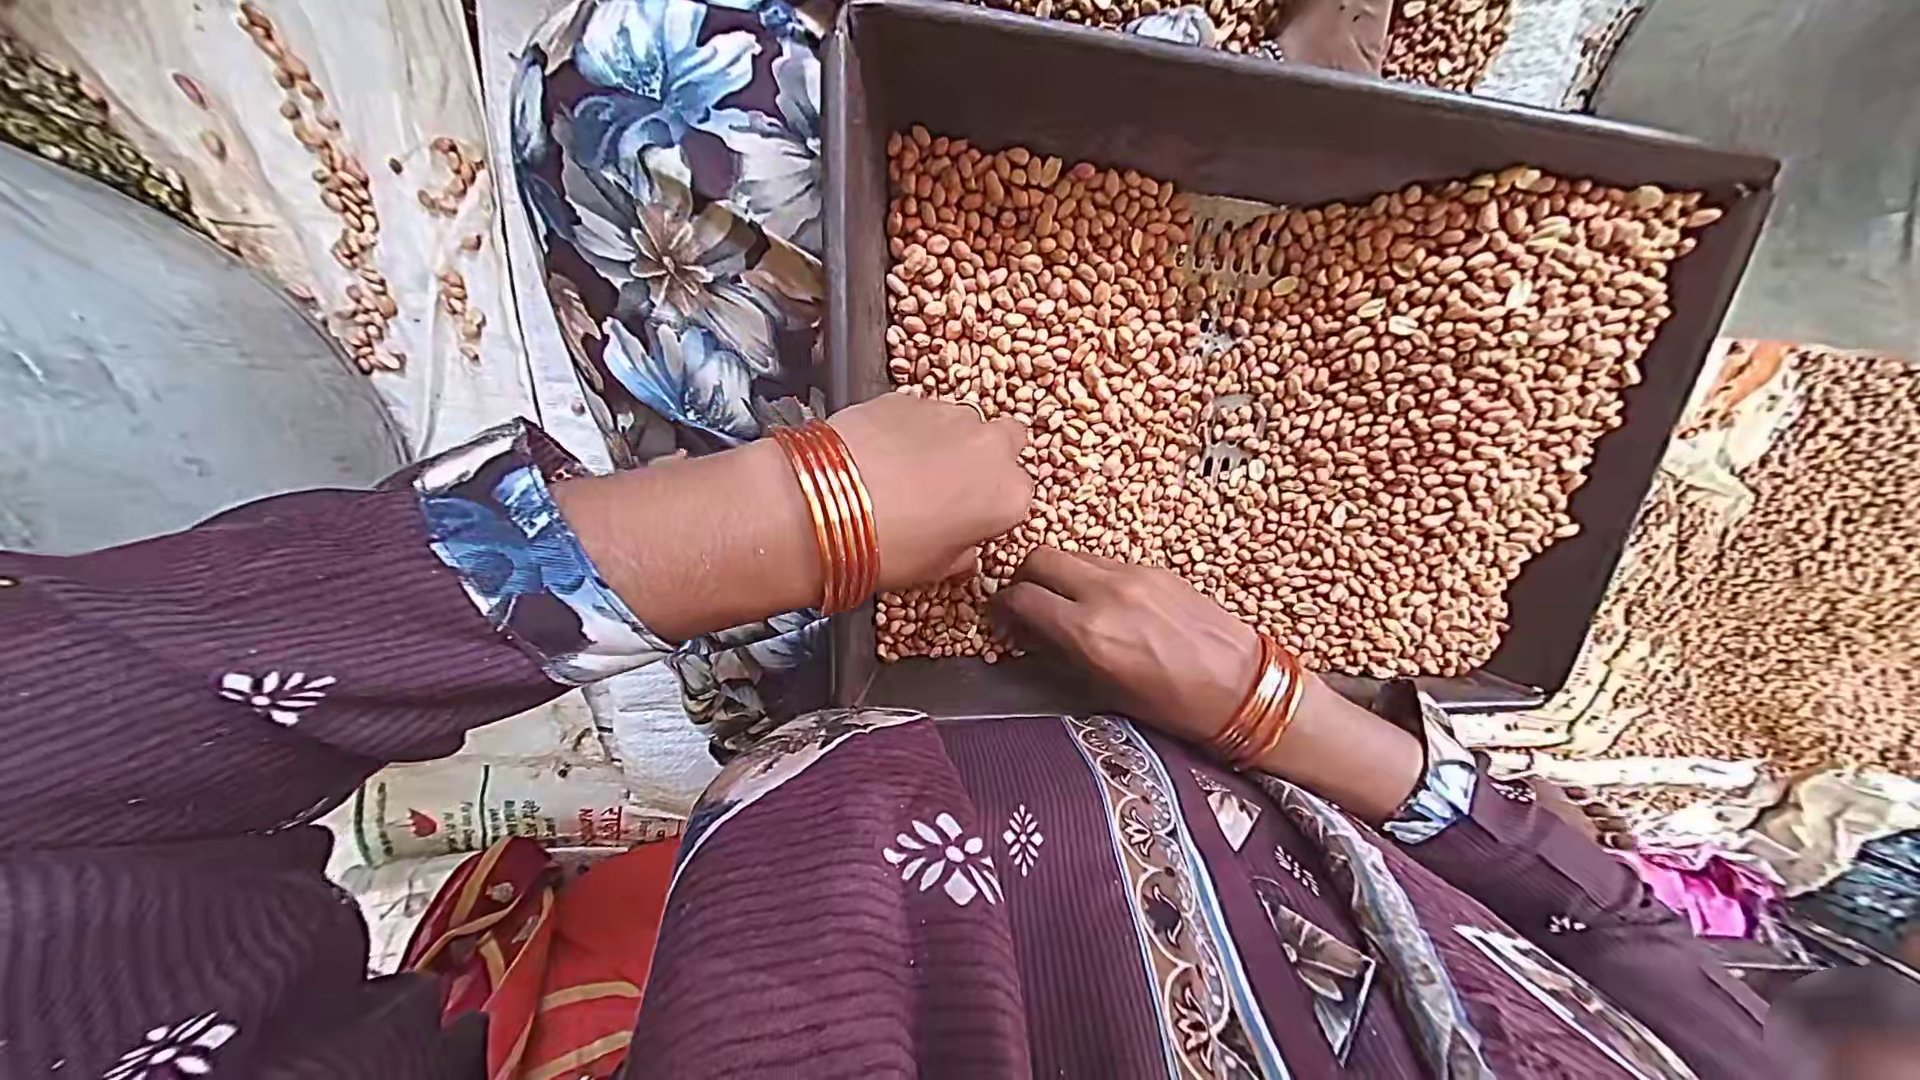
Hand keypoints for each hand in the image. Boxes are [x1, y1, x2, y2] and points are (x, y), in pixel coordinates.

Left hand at [830, 394, 1031, 588]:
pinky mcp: (908, 397)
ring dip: (950, 439)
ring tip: (910, 468)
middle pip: (1009, 440)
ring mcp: (949, 414)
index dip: (995, 504)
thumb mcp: (935, 570)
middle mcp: (990, 447)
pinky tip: (882, 452)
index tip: (974, 515)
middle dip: (988, 457)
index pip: (1020, 494)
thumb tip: (964, 551)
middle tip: (954, 482)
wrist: (821, 506)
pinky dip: (911, 428)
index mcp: (1008, 494)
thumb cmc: (887, 548)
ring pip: (964, 421)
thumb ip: (962, 553)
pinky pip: (922, 411)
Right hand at [996, 546, 1425, 822]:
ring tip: (1063, 600)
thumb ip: (1062, 653)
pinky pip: (1105, 560)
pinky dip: (1089, 574)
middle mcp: (1106, 592)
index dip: (1003, 604)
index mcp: (1090, 631)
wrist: (1249, 688)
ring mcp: (1134, 574)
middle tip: (1026, 599)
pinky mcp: (1156, 569)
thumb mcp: (1107, 691)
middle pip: (1041, 557)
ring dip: (1057, 572)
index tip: (1001, 614)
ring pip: (1073, 554)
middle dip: (1024, 575)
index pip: (1023, 597)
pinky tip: (1101, 600)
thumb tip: (1029, 632)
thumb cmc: (1176, 706)